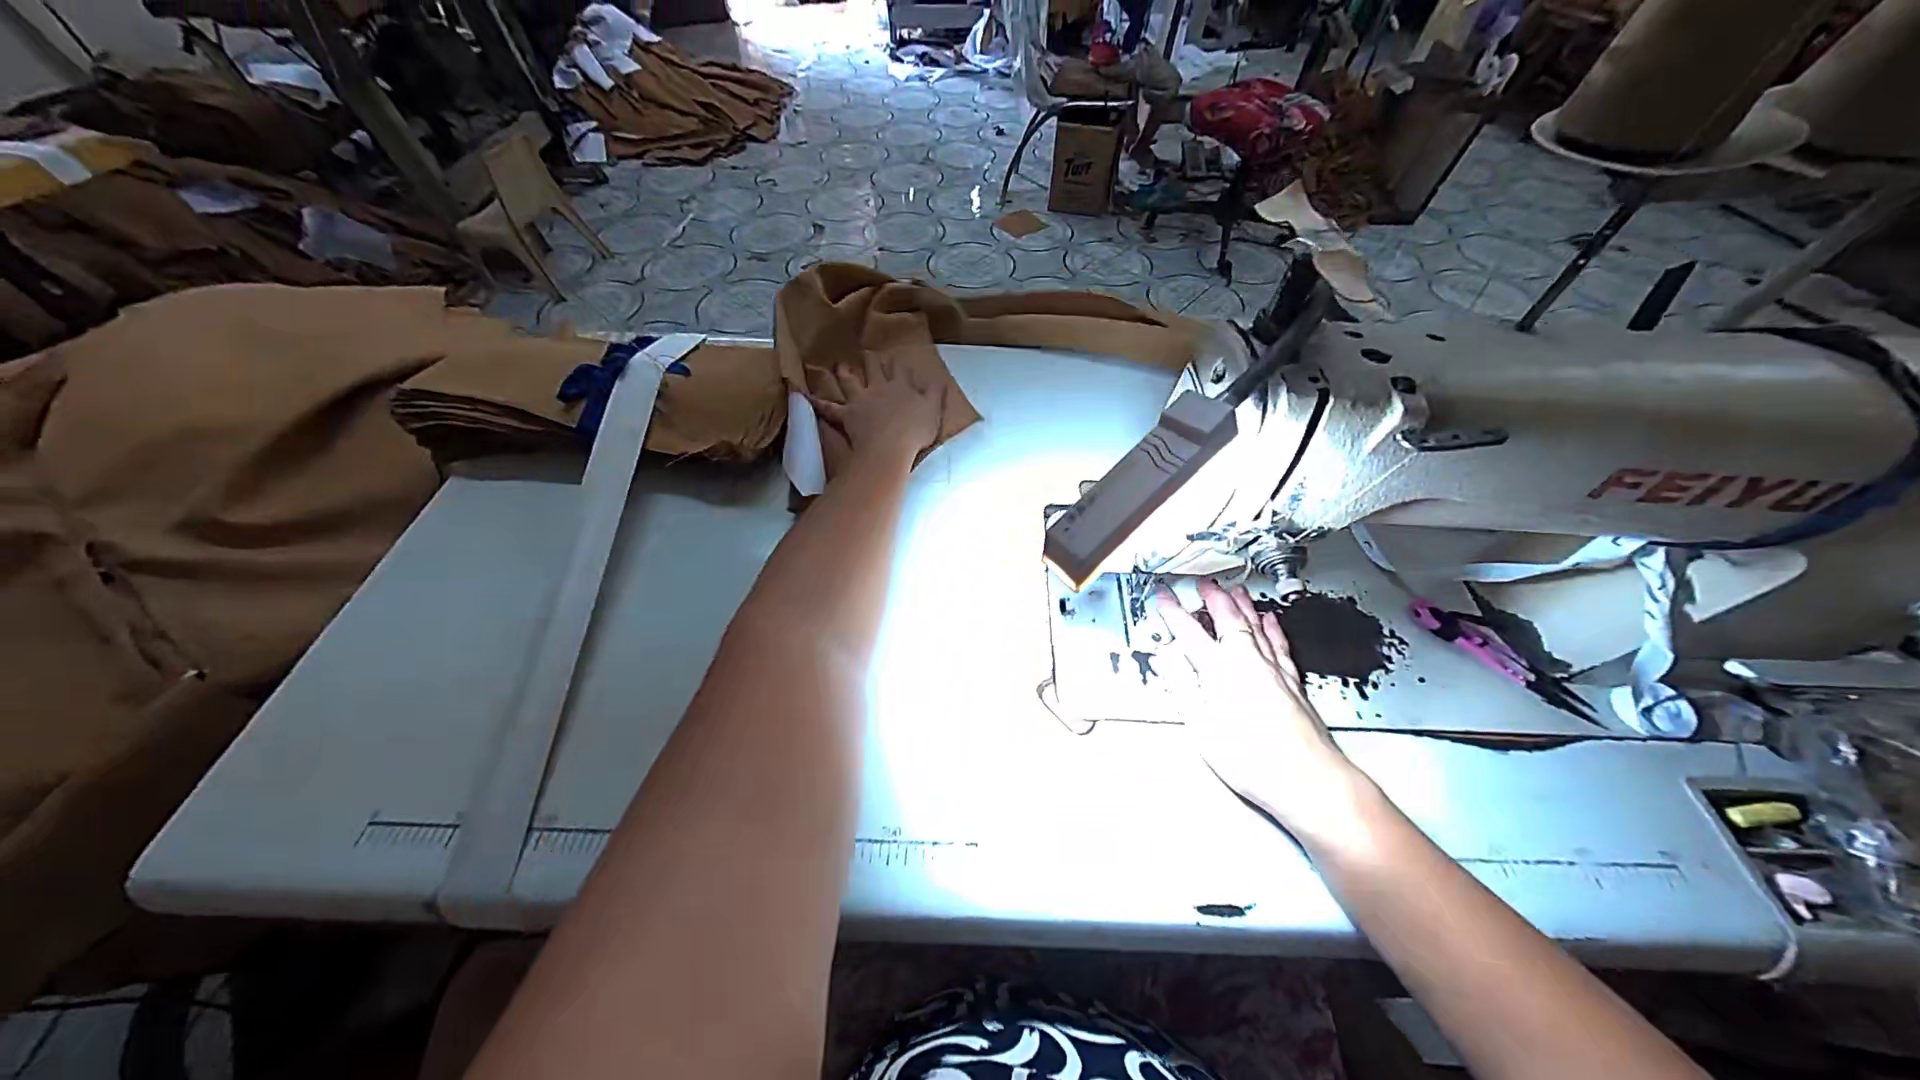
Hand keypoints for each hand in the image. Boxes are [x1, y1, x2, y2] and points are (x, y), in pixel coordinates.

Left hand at [807, 355, 944, 470]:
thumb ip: (935, 395)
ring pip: (850, 383)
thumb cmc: (915, 431)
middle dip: (870, 361)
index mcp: (902, 387)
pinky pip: (830, 408)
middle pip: (874, 370)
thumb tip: (939, 381)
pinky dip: (819, 402)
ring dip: (844, 374)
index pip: (901, 371)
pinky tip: (807, 397)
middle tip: (865, 353)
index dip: (899, 365)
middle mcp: (880, 389)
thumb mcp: (933, 411)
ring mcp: (861, 401)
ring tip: (838, 366)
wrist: (891, 446)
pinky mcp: (847, 415)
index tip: (895, 358)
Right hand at [1154, 579, 1363, 830]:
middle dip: (1213, 598)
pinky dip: (1273, 628)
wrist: (1309, 780)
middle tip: (1203, 583)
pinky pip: (1280, 644)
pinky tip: (1271, 621)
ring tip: (1235, 590)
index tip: (1164, 596)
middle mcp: (1250, 663)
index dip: (1174, 612)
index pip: (1190, 633)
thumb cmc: (1255, 761)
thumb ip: (1184, 689)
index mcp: (1221, 672)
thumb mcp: (1202, 728)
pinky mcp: (1293, 683)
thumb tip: (1167, 661)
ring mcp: (1275, 671)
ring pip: (1257, 626)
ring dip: (1243, 605)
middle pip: (1229, 620)